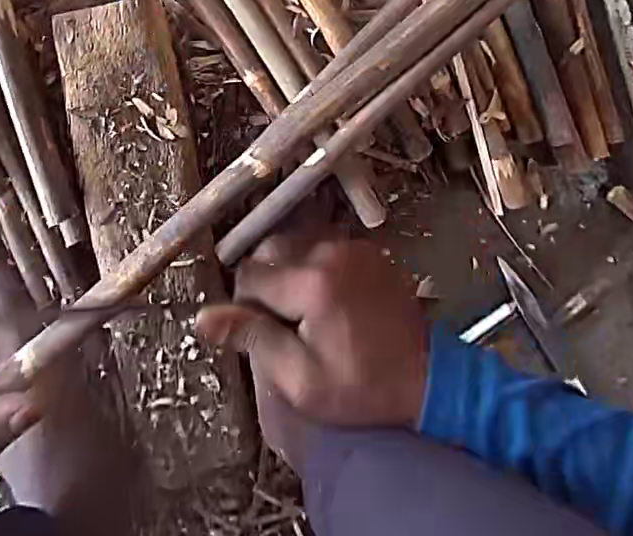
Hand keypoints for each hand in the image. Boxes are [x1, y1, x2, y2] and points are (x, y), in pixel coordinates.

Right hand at [195, 237, 429, 444]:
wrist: (430, 383)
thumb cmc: (362, 389)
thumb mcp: (300, 380)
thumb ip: (252, 340)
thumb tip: (203, 318)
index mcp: (311, 284)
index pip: (249, 274)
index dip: (248, 303)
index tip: (266, 330)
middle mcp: (329, 252)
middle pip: (268, 249)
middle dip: (266, 280)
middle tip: (283, 319)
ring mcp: (351, 247)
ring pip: (292, 243)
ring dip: (288, 269)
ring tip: (305, 307)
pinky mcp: (366, 249)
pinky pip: (321, 244)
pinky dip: (314, 263)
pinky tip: (328, 297)